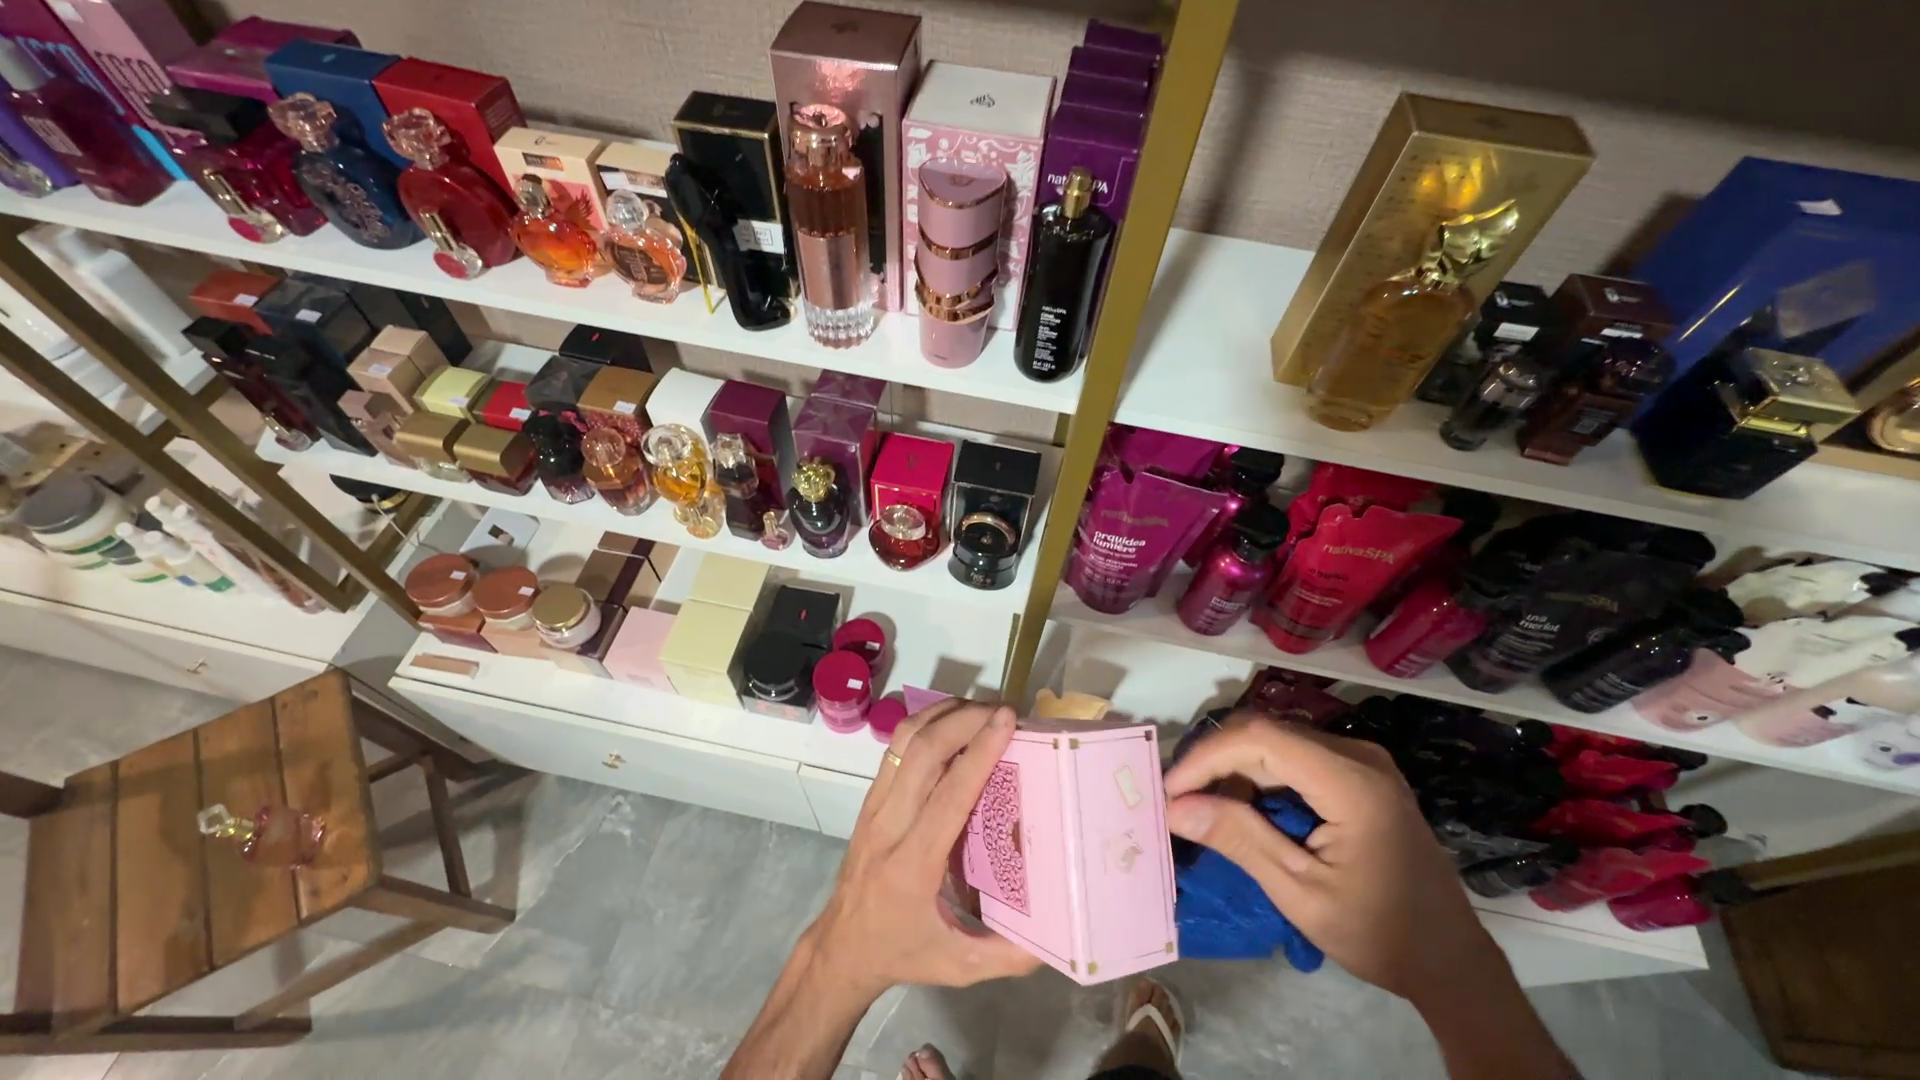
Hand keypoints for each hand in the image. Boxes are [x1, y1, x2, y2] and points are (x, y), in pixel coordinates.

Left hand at [805, 700, 1041, 999]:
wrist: (841, 947)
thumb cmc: (903, 952)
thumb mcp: (958, 965)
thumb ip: (1008, 955)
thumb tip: (1060, 937)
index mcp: (914, 864)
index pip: (949, 794)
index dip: (979, 752)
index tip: (1007, 721)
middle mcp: (889, 825)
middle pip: (922, 752)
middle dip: (964, 720)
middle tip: (1003, 710)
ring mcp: (874, 807)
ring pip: (903, 742)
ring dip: (942, 715)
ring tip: (981, 709)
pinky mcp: (870, 800)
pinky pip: (894, 749)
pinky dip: (924, 724)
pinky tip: (953, 722)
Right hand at [1163, 716, 1504, 1005]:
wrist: (1449, 958)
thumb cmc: (1378, 933)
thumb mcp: (1300, 893)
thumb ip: (1239, 839)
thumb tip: (1174, 807)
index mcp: (1352, 783)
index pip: (1261, 739)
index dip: (1207, 757)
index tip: (1170, 793)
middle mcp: (1359, 757)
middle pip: (1267, 733)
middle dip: (1215, 761)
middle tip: (1178, 801)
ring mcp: (1363, 762)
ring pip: (1278, 741)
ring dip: (1234, 768)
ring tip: (1202, 806)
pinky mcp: (1360, 774)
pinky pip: (1296, 757)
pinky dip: (1259, 775)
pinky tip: (1239, 806)